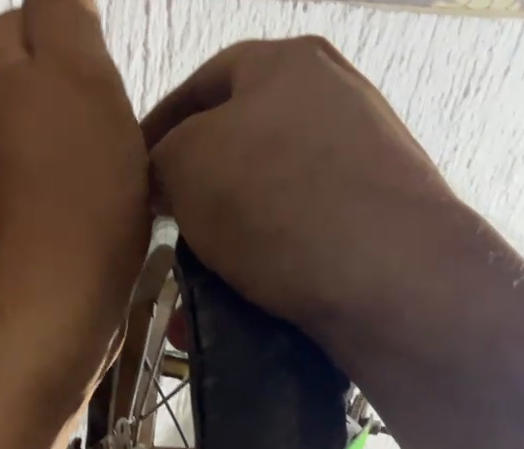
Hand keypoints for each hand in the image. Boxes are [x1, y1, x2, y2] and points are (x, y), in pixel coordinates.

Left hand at [0, 0, 148, 373]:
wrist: (48, 315)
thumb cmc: (78, 198)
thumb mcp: (85, 80)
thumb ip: (66, 16)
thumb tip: (60, 1)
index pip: (39, 20)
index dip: (85, 55)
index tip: (106, 104)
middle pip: (31, 83)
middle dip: (70, 102)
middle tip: (108, 148)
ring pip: (30, 140)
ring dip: (63, 152)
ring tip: (97, 194)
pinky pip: (25, 190)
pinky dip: (50, 196)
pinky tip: (76, 226)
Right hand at [143, 38, 509, 374]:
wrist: (393, 278)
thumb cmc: (279, 201)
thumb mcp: (188, 163)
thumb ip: (162, 157)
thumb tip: (167, 176)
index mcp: (286, 64)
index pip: (202, 84)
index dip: (158, 128)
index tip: (130, 176)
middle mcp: (331, 102)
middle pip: (238, 146)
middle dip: (193, 195)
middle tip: (161, 233)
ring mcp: (360, 166)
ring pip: (264, 206)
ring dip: (221, 248)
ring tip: (191, 289)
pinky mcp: (374, 227)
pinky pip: (296, 245)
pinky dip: (259, 274)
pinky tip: (233, 309)